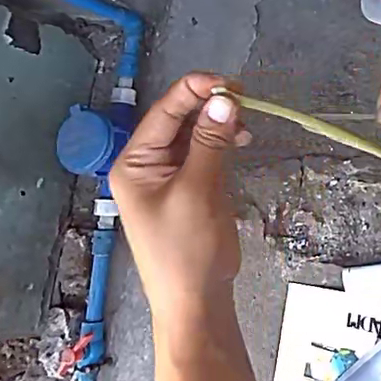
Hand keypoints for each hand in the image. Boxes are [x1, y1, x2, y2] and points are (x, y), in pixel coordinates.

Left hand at [109, 74, 249, 300]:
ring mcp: (172, 175)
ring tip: (245, 123)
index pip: (163, 113)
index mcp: (135, 162)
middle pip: (179, 120)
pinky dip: (224, 141)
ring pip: (196, 133)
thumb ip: (210, 142)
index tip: (229, 83)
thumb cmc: (186, 249)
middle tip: (244, 100)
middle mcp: (149, 163)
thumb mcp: (198, 191)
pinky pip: (207, 151)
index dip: (194, 92)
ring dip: (219, 123)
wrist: (197, 297)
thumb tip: (225, 100)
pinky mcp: (194, 185)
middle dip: (209, 106)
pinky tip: (241, 139)